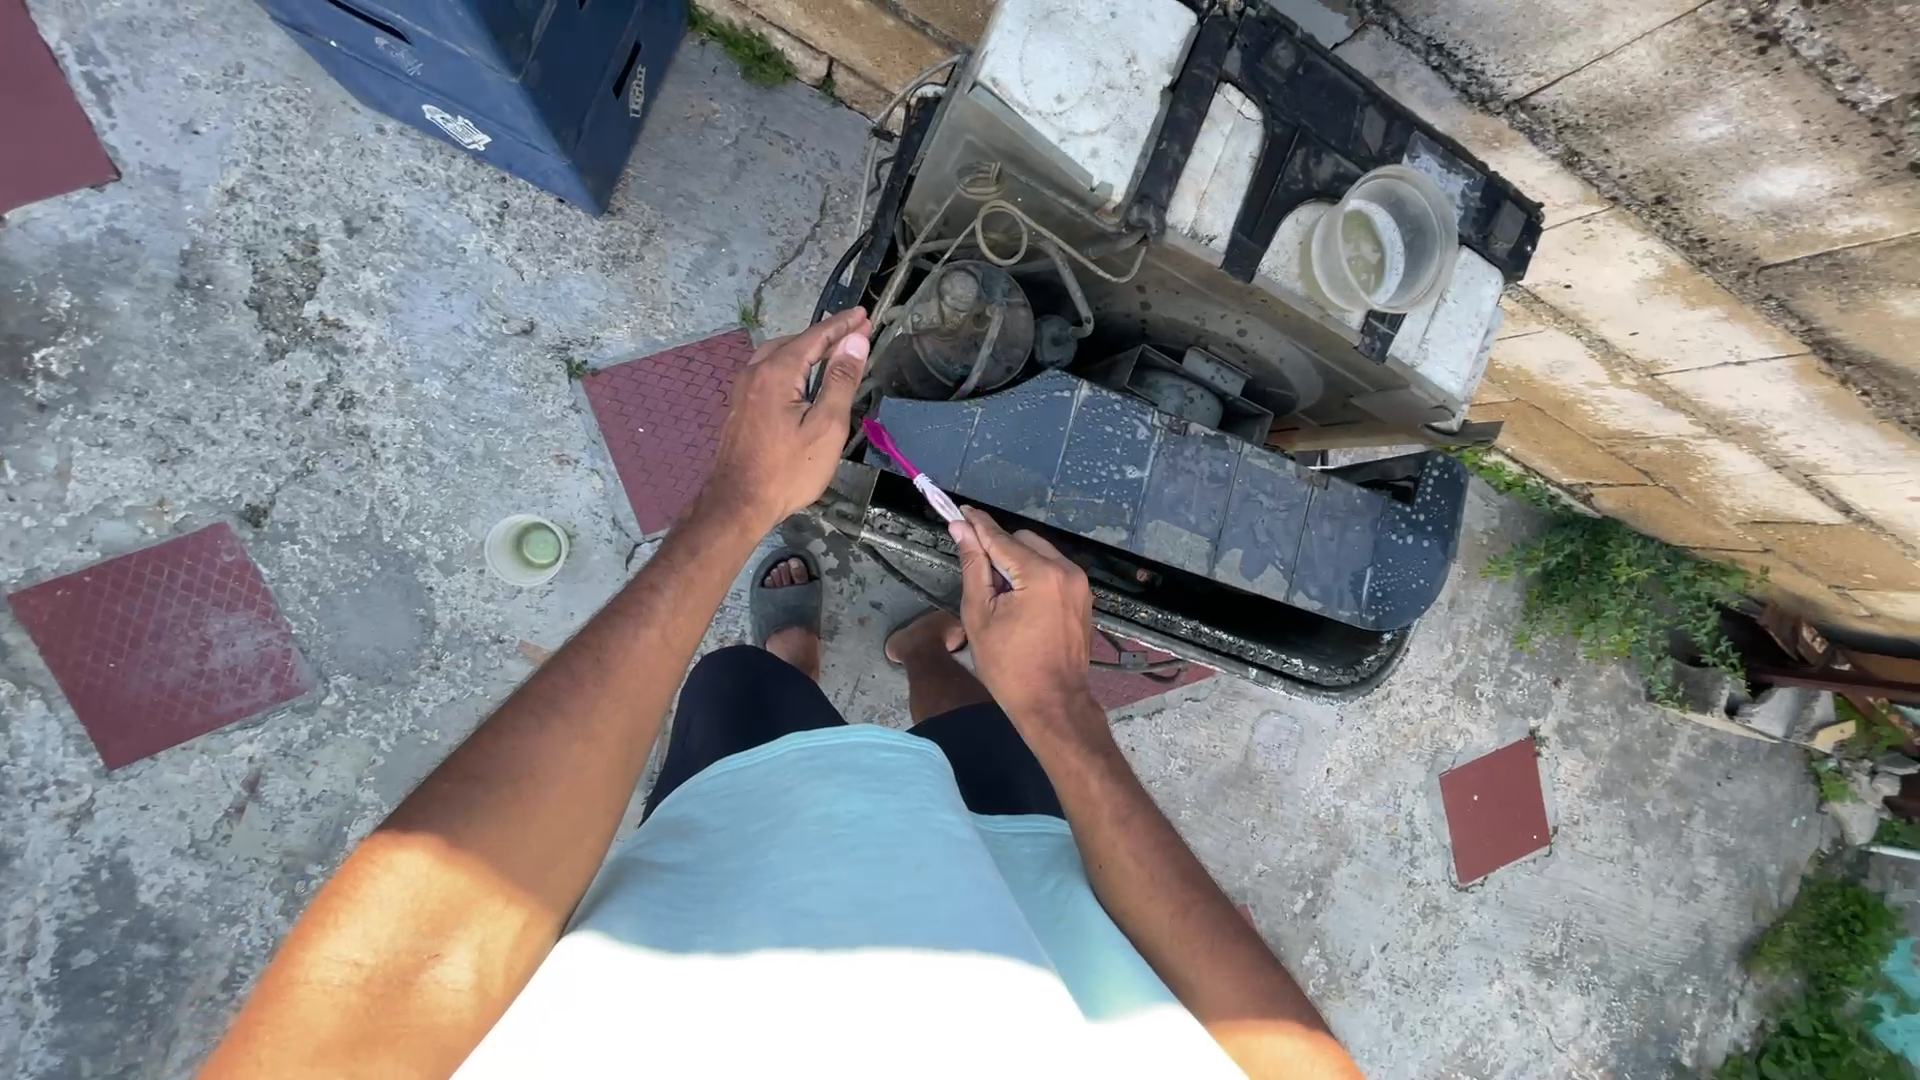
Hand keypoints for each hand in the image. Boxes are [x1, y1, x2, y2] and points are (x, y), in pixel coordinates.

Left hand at [700, 308, 872, 530]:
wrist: (739, 502)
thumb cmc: (789, 470)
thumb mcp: (826, 426)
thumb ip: (841, 381)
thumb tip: (856, 342)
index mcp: (777, 372)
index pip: (816, 337)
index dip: (843, 325)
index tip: (864, 315)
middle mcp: (755, 372)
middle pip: (795, 342)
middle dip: (826, 335)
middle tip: (856, 332)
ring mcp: (743, 390)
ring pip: (779, 356)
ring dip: (807, 349)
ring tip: (833, 351)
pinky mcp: (741, 407)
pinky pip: (769, 372)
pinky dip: (792, 365)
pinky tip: (802, 378)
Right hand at [949, 508, 1105, 743]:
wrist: (1052, 703)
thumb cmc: (1008, 666)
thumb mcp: (979, 614)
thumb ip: (973, 566)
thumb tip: (962, 531)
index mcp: (1040, 574)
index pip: (1001, 538)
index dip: (977, 525)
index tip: (960, 511)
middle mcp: (1066, 570)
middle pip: (1023, 541)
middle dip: (999, 550)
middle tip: (979, 576)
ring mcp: (1079, 584)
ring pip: (1039, 554)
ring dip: (1017, 563)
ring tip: (1000, 597)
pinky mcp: (1083, 597)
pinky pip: (1053, 571)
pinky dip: (1034, 576)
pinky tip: (1019, 603)